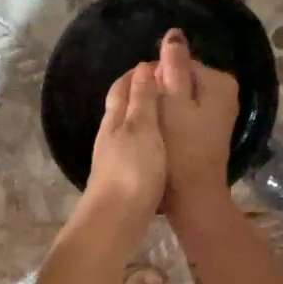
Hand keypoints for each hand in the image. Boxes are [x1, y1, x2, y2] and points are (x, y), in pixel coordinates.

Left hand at [84, 63, 165, 224]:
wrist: (116, 219)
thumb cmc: (132, 169)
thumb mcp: (141, 128)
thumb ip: (142, 99)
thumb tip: (143, 67)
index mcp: (115, 119)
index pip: (123, 86)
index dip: (139, 73)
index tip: (163, 64)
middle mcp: (111, 135)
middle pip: (123, 106)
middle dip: (142, 92)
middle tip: (170, 85)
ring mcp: (115, 158)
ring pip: (130, 128)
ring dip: (147, 117)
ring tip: (172, 113)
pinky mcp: (124, 177)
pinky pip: (136, 149)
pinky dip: (149, 140)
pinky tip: (163, 146)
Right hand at [153, 29, 239, 214]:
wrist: (193, 195)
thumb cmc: (179, 147)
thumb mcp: (172, 102)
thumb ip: (173, 66)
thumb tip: (174, 34)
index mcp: (219, 82)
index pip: (177, 63)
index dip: (156, 78)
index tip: (146, 100)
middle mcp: (225, 93)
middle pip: (181, 79)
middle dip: (162, 92)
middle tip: (149, 115)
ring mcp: (219, 113)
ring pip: (182, 97)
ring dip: (165, 107)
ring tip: (153, 125)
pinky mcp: (210, 130)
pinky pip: (186, 113)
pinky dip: (173, 120)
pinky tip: (162, 134)